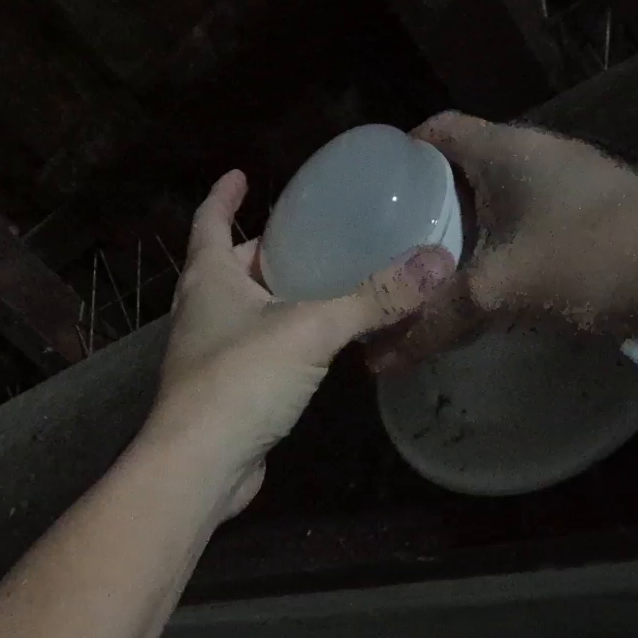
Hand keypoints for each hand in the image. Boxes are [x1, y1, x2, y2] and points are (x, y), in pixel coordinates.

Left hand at [142, 170, 453, 515]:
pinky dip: (280, 338)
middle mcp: (200, 312)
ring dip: (272, 294)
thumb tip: (437, 262)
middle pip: (228, 267)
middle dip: (261, 247)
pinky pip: (255, 350)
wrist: (200, 463)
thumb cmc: (241, 380)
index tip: (240, 173)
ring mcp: (207, 355)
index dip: (223, 196)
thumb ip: (372, 298)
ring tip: (319, 281)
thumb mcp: (311, 329)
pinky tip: (313, 344)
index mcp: (207, 280)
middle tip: (306, 231)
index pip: (210, 223)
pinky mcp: (224, 392)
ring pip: (242, 311)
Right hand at [370, 111, 637, 369]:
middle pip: (456, 172)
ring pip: (487, 208)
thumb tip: (374, 360)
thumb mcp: (503, 289)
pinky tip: (469, 294)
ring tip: (411, 276)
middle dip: (416, 208)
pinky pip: (514, 234)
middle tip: (376, 249)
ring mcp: (563, 193)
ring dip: (451, 239)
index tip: (361, 197)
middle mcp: (534, 161)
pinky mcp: (582, 226)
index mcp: (508, 151)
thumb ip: (435, 320)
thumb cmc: (600, 259)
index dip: (395, 157)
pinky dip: (485, 258)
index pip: (435, 132)